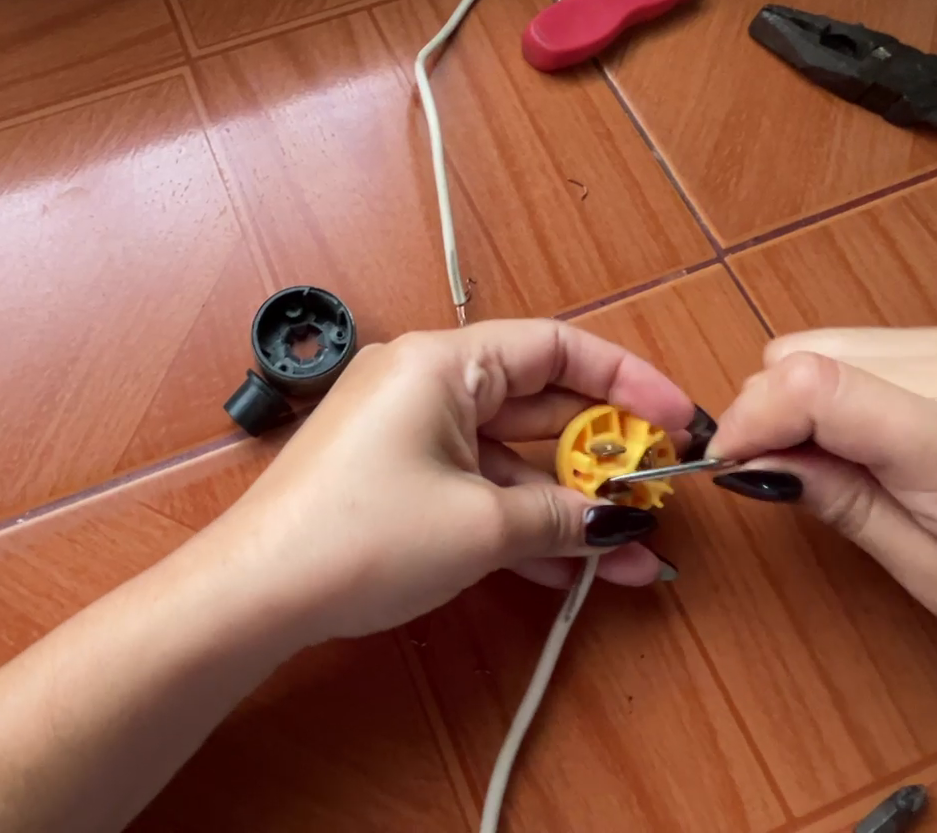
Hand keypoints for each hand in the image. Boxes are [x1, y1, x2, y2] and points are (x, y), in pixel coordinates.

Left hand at [193, 320, 695, 645]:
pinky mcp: (395, 472)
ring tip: (632, 551)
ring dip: (564, 502)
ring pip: (506, 454)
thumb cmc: (366, 534)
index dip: (626, 380)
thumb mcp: (480, 526)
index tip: (677, 421)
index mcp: (443, 363)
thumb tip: (617, 522)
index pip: (554, 347)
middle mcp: (424, 382)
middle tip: (656, 496)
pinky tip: (571, 565)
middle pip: (534, 402)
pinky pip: (471, 483)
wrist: (259, 589)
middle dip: (598, 455)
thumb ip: (561, 516)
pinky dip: (516, 517)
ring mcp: (407, 429)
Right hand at [708, 326, 936, 675]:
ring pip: (813, 345)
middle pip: (802, 357)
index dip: (751, 417)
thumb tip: (755, 461)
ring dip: (794, 399)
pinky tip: (859, 433)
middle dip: (768, 414)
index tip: (729, 465)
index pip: (818, 387)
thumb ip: (844, 508)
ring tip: (829, 458)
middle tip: (784, 475)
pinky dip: (826, 386)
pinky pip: (846, 345)